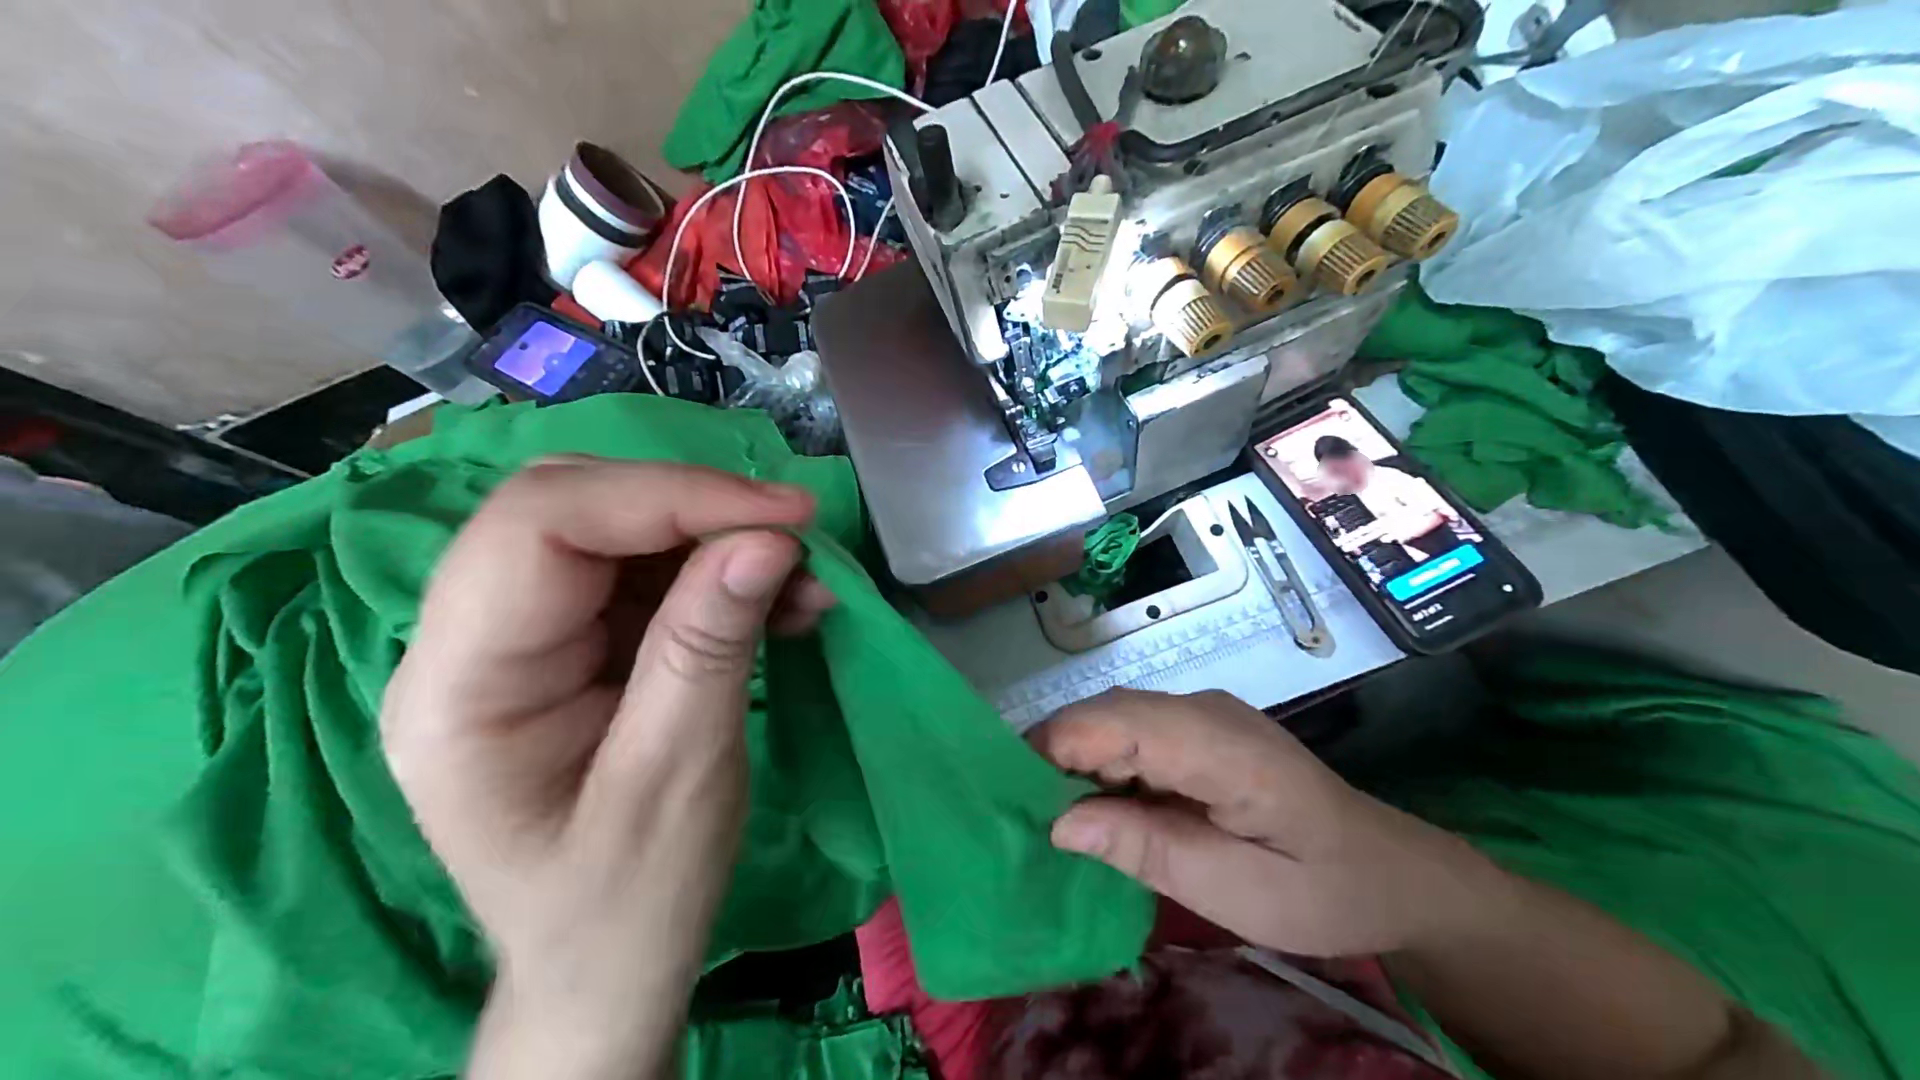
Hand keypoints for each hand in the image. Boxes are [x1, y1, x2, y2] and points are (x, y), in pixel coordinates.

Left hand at [380, 459, 832, 1078]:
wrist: (609, 969)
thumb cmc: (629, 903)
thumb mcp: (679, 779)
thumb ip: (709, 646)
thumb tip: (769, 539)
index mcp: (457, 688)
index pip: (540, 527)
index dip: (669, 498)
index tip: (785, 515)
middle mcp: (468, 642)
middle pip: (571, 510)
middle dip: (695, 508)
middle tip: (794, 535)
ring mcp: (523, 638)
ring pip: (618, 530)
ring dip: (720, 541)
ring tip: (805, 583)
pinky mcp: (576, 642)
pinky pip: (649, 573)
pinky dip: (723, 573)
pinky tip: (783, 601)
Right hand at [1032, 689, 1514, 957]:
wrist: (1388, 870)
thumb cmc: (1320, 889)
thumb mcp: (1235, 891)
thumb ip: (1148, 849)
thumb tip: (1060, 823)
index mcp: (1222, 746)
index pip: (1118, 721)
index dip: (1057, 748)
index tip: (1016, 799)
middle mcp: (1204, 710)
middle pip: (1105, 713)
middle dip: (1056, 757)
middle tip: (1026, 818)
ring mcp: (1201, 714)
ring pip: (1112, 719)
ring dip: (1076, 763)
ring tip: (1055, 818)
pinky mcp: (1197, 728)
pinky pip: (1131, 733)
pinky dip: (1103, 765)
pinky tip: (1101, 807)